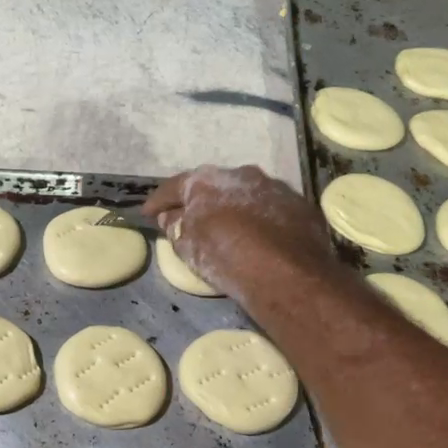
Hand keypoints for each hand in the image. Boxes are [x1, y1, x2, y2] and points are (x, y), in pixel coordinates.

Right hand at [141, 164, 340, 299]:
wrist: (287, 274)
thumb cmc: (225, 258)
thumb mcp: (187, 247)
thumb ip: (175, 226)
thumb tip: (171, 217)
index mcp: (205, 181)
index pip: (174, 187)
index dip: (158, 202)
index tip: (148, 214)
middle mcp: (240, 173)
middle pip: (212, 186)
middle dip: (199, 200)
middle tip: (188, 217)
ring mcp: (273, 186)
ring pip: (244, 193)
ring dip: (232, 207)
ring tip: (225, 227)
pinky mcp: (299, 204)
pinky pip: (269, 208)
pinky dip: (258, 218)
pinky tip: (256, 236)